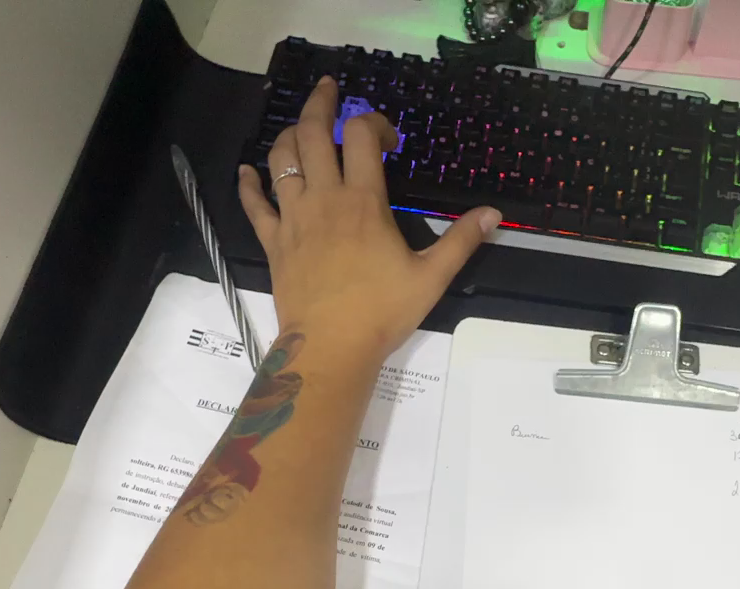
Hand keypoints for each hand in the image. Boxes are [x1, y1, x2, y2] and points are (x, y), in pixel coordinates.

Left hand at [237, 78, 499, 359]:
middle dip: (320, 104)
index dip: (374, 123)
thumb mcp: (431, 278)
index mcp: (363, 201)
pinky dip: (249, 183)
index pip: (361, 136)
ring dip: (288, 135)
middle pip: (312, 133)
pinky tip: (247, 171)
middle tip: (328, 90)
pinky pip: (254, 204)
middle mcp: (324, 198)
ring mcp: (293, 218)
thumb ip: (460, 241)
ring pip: (281, 159)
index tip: (387, 138)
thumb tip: (492, 215)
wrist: (332, 347)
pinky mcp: (273, 242)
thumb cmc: (382, 313)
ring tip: (299, 129)